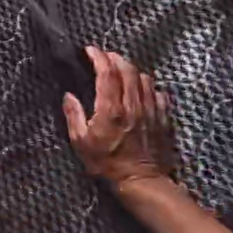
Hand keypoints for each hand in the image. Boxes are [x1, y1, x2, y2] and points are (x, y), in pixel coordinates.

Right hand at [62, 45, 178, 185]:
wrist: (141, 181)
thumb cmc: (106, 163)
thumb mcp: (80, 141)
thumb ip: (74, 115)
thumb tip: (69, 96)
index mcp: (111, 109)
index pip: (106, 73)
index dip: (98, 57)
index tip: (89, 50)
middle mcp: (133, 105)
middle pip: (128, 70)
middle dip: (115, 58)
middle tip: (104, 57)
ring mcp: (151, 110)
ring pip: (144, 79)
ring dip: (131, 70)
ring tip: (121, 72)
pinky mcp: (163, 118)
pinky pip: (158, 93)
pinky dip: (148, 87)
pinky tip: (140, 91)